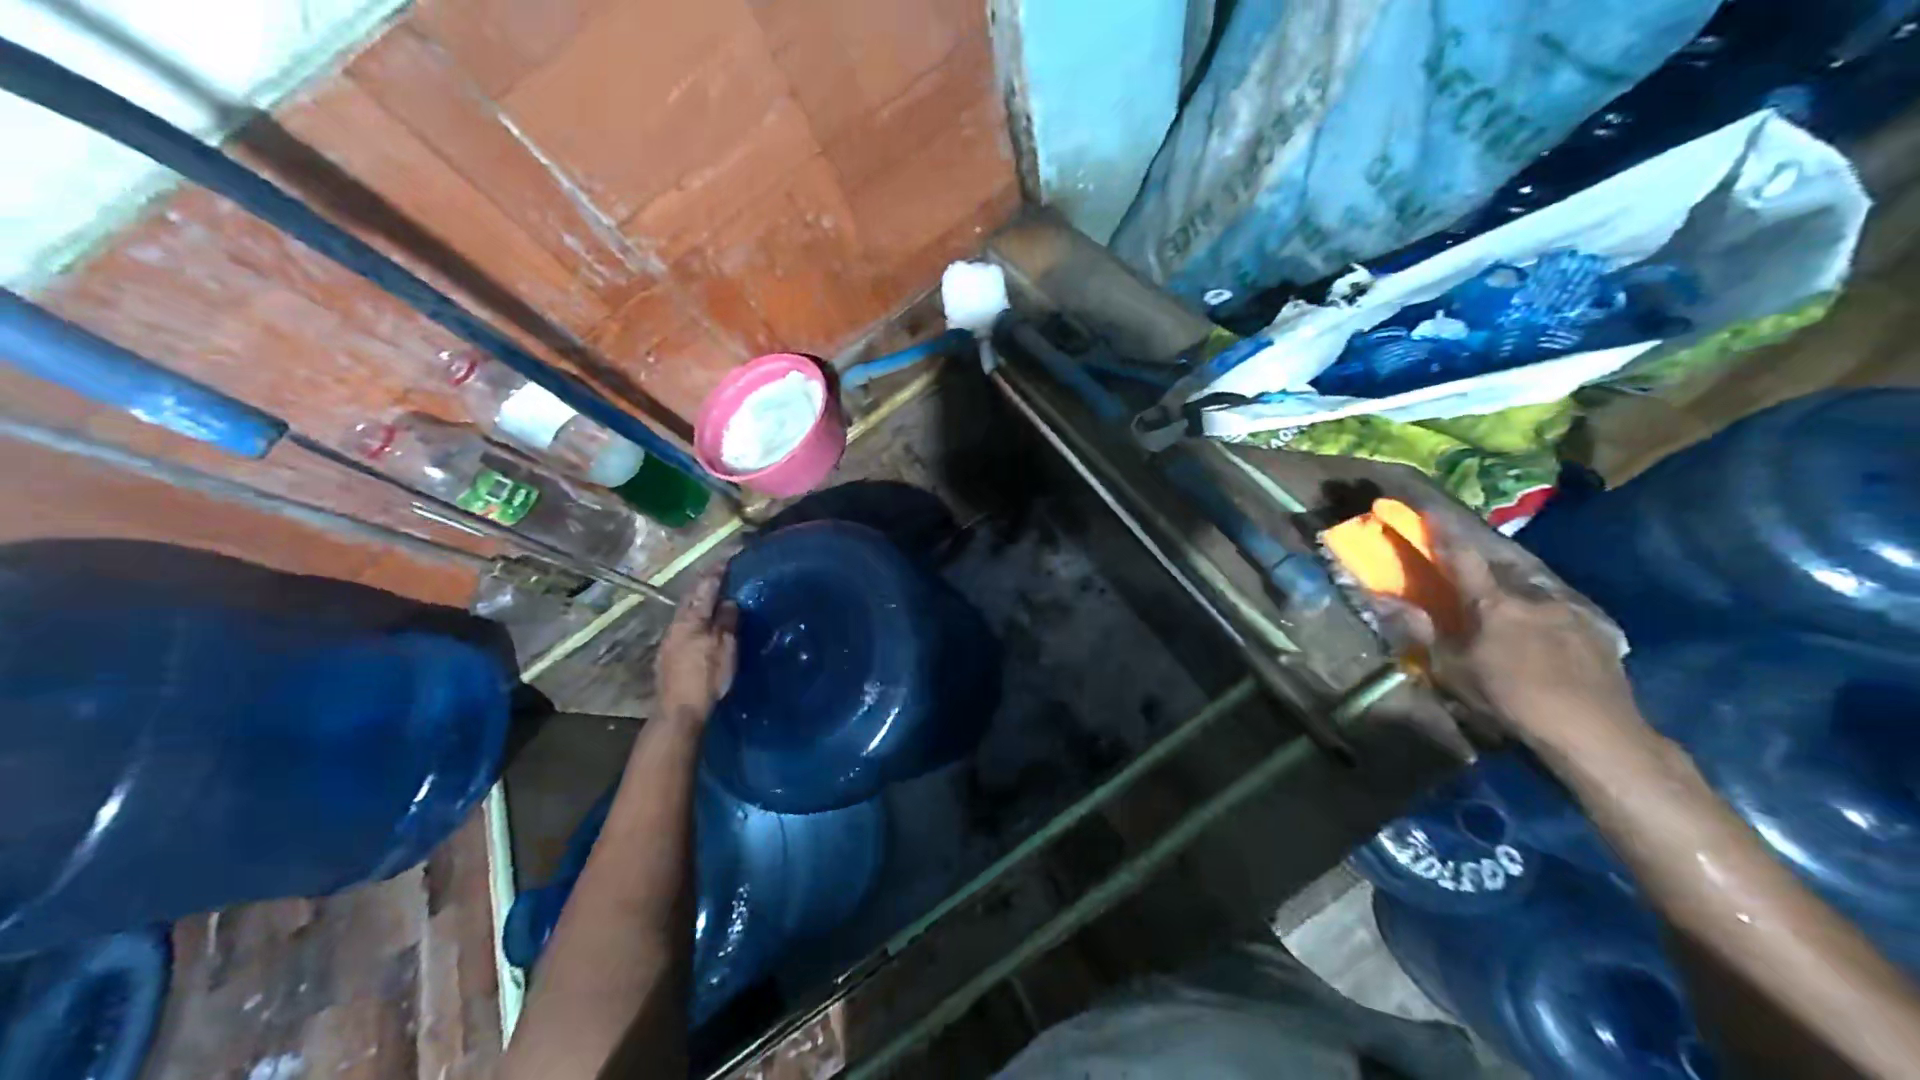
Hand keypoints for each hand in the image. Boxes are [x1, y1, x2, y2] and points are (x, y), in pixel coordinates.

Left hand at [655, 567, 737, 722]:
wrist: (678, 711)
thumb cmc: (706, 679)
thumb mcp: (725, 649)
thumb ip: (727, 623)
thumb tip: (729, 601)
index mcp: (692, 620)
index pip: (705, 589)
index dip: (716, 573)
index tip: (727, 560)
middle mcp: (676, 625)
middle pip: (691, 598)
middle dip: (704, 584)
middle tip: (720, 575)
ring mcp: (669, 640)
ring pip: (686, 612)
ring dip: (699, 601)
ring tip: (714, 597)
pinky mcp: (668, 655)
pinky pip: (684, 626)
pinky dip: (695, 618)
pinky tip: (702, 624)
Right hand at [1373, 477, 1636, 744]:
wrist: (1593, 730)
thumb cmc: (1508, 698)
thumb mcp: (1451, 668)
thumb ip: (1420, 630)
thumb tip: (1383, 599)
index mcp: (1491, 602)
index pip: (1461, 556)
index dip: (1443, 532)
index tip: (1428, 510)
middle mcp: (1531, 595)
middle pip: (1498, 569)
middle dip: (1479, 564)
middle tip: (1466, 569)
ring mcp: (1568, 610)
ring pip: (1530, 589)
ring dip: (1511, 591)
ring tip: (1503, 607)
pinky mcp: (1595, 629)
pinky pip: (1557, 609)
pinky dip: (1540, 613)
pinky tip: (1540, 635)